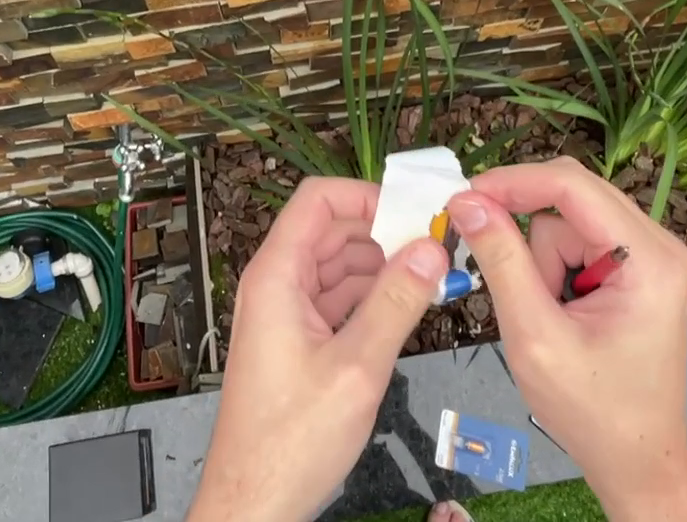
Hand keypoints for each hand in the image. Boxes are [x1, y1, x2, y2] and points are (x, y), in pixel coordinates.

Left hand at [189, 177, 448, 521]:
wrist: (253, 504)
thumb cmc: (291, 441)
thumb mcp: (356, 367)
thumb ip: (395, 303)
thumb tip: (430, 250)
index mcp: (276, 274)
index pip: (317, 200)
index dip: (365, 196)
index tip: (411, 211)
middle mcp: (275, 283)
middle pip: (330, 230)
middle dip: (381, 230)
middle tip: (433, 244)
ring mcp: (284, 310)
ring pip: (336, 264)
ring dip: (380, 265)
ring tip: (429, 274)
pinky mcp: (295, 337)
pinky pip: (335, 298)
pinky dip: (368, 295)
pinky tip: (404, 305)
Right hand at [450, 158, 686, 520]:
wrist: (635, 461)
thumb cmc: (591, 408)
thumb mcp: (534, 334)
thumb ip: (501, 261)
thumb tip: (464, 200)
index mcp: (648, 257)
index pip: (570, 184)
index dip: (511, 182)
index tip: (462, 199)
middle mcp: (656, 242)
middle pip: (569, 193)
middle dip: (521, 222)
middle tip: (480, 246)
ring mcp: (646, 254)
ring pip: (564, 218)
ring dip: (537, 255)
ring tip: (540, 310)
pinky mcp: (632, 267)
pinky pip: (572, 238)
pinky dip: (548, 265)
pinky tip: (552, 306)